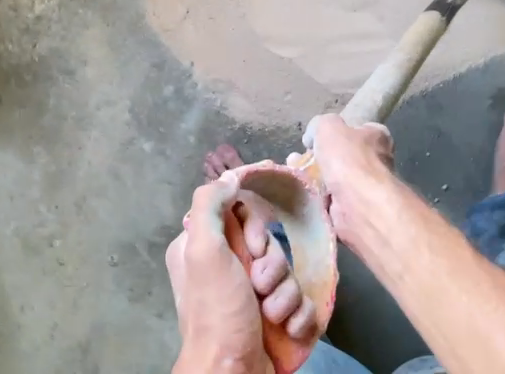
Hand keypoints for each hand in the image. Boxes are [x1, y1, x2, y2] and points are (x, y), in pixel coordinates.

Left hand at [166, 175, 317, 372]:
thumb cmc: (217, 310)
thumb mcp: (203, 250)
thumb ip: (211, 204)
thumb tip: (230, 177)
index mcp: (204, 248)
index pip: (241, 214)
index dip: (256, 227)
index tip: (255, 245)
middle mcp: (227, 268)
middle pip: (269, 244)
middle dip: (273, 266)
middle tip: (261, 286)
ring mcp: (254, 297)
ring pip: (288, 273)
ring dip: (285, 294)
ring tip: (272, 315)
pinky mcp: (277, 321)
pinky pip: (301, 301)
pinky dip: (298, 315)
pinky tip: (287, 327)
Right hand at [303, 115, 395, 251]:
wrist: (360, 206)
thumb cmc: (349, 159)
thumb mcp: (328, 126)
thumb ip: (318, 125)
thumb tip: (312, 138)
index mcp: (377, 138)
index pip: (359, 129)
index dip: (339, 132)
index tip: (319, 138)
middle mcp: (376, 163)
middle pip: (343, 156)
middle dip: (319, 157)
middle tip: (299, 157)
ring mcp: (366, 190)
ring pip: (334, 180)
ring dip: (313, 178)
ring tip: (293, 173)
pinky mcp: (354, 213)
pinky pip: (329, 201)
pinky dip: (315, 197)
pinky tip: (300, 192)